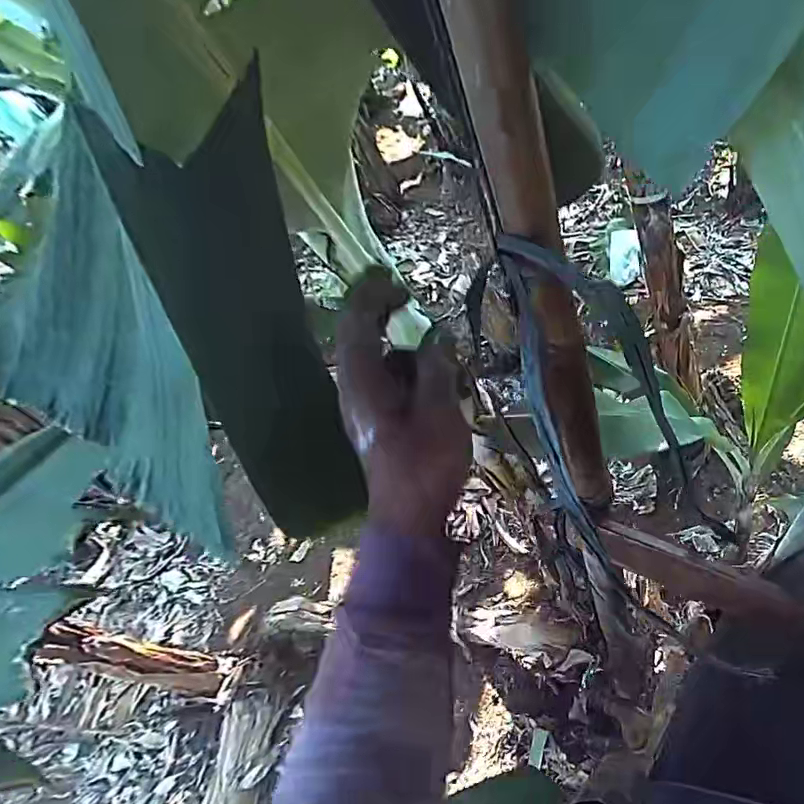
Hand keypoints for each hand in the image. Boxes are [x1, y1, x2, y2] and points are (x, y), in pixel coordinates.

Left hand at [335, 269, 470, 538]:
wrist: (412, 520)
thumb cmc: (424, 464)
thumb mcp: (439, 409)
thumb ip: (438, 367)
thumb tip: (438, 339)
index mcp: (361, 381)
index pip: (356, 323)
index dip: (373, 296)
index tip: (398, 283)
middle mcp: (356, 392)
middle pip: (369, 343)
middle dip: (398, 327)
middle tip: (426, 318)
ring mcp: (367, 413)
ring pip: (386, 368)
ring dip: (413, 357)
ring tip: (447, 363)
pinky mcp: (381, 429)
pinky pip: (395, 391)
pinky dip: (415, 381)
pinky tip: (444, 392)